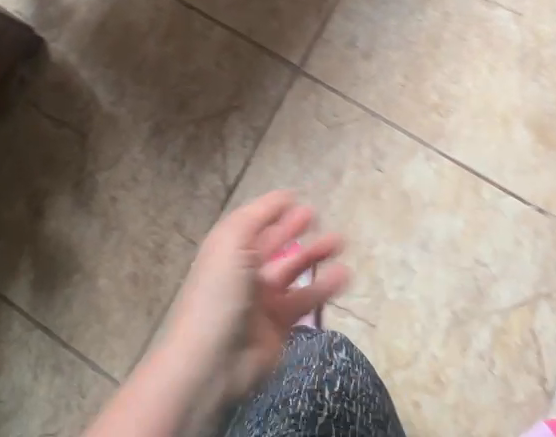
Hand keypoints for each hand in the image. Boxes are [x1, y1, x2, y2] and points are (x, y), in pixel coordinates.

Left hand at [157, 191, 350, 404]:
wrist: (212, 359)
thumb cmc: (219, 291)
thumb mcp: (232, 239)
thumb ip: (258, 215)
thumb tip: (285, 195)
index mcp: (229, 248)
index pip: (256, 224)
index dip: (277, 212)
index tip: (302, 201)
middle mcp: (245, 271)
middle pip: (276, 245)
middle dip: (298, 231)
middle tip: (322, 218)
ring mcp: (263, 299)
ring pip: (294, 271)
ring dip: (316, 256)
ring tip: (340, 243)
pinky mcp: (280, 325)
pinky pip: (305, 301)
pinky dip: (324, 287)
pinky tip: (344, 275)